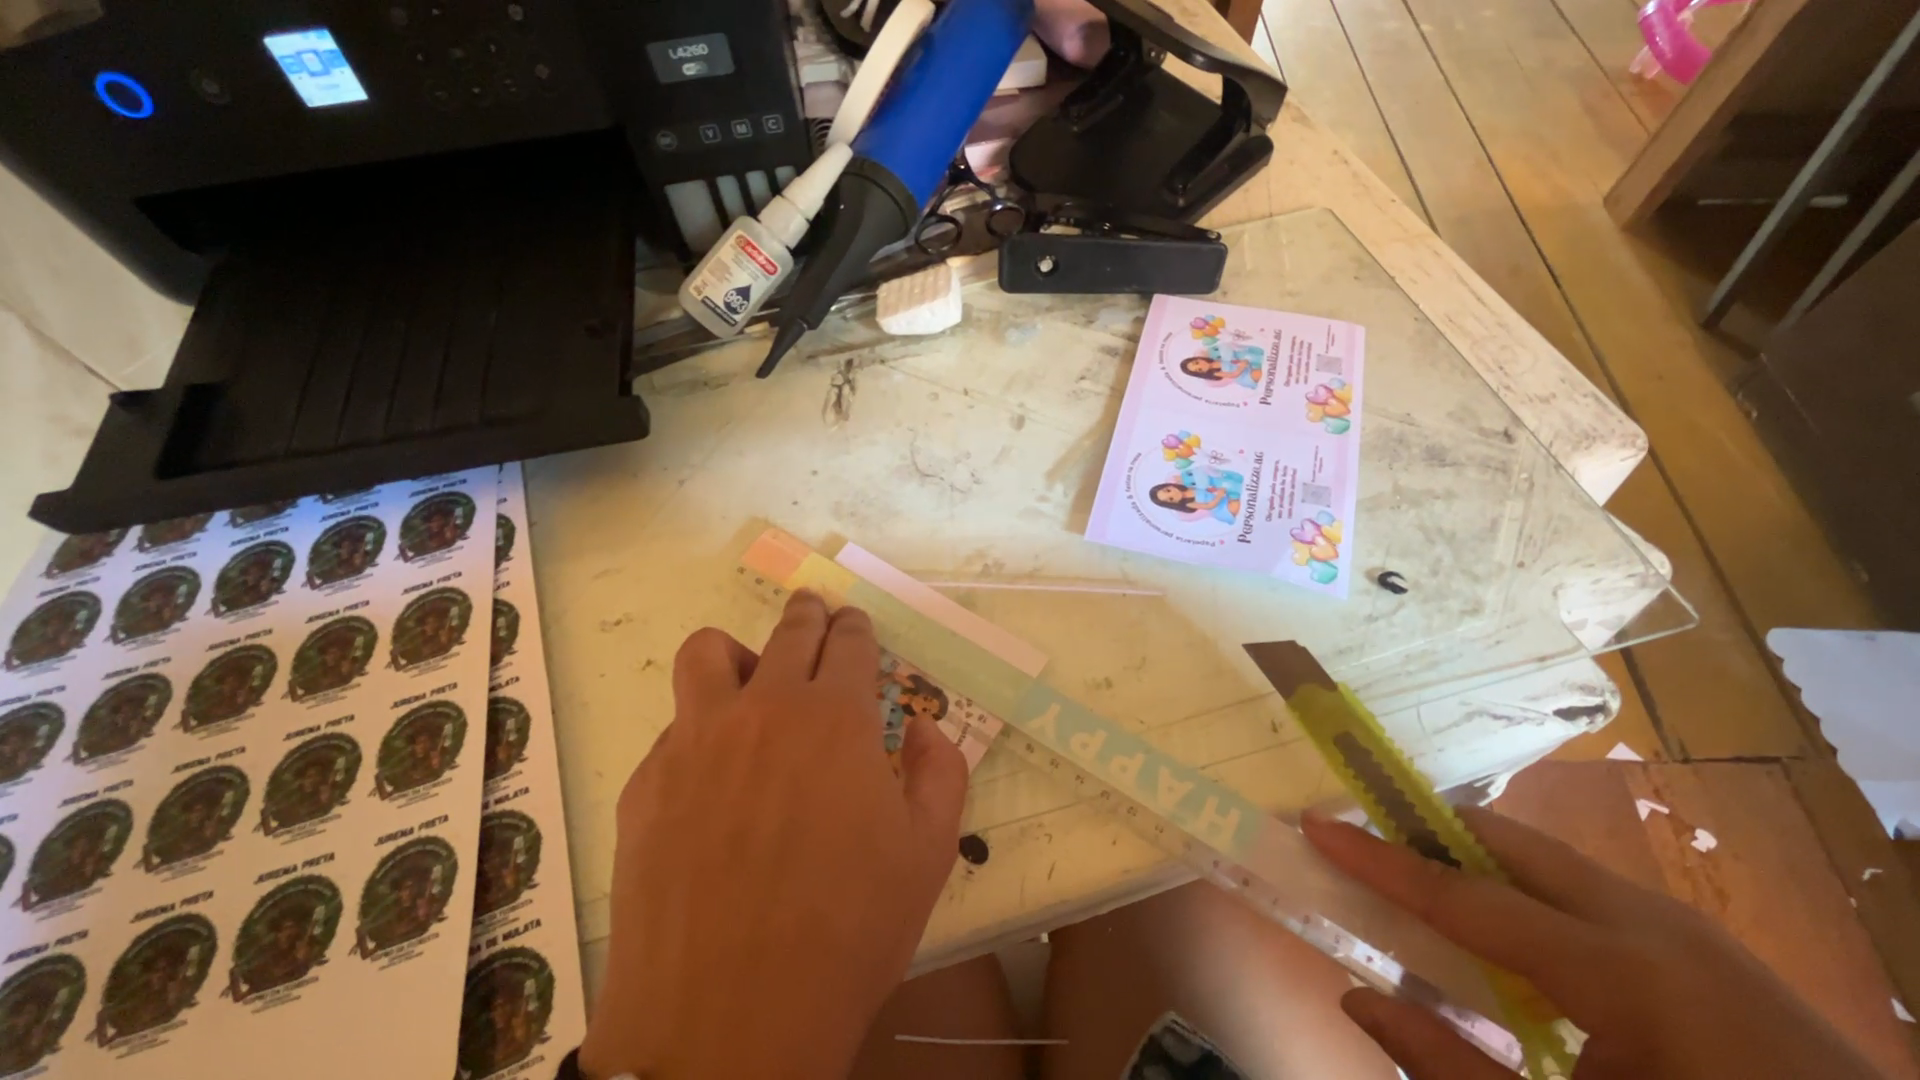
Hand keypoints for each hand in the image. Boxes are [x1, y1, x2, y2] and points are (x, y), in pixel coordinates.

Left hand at [578, 593, 967, 1078]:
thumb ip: (941, 771)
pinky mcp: (646, 782)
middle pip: (788, 632)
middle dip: (809, 616)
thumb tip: (924, 728)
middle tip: (816, 617)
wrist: (727, 1017)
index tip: (858, 631)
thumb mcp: (928, 854)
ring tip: (752, 683)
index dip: (858, 632)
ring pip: (709, 653)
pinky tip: (714, 784)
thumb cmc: (848, 931)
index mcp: (835, 718)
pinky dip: (701, 732)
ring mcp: (694, 741)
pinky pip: (675, 728)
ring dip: (739, 654)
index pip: (850, 644)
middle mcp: (763, 710)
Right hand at [1302, 809, 1887, 1079]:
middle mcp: (1649, 923)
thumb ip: (1454, 1067)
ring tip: (1414, 884)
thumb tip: (1359, 996)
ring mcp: (1681, 926)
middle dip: (1427, 833)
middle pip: (1508, 844)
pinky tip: (1503, 937)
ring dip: (1471, 861)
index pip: (1465, 895)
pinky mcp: (1697, 941)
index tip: (1316, 823)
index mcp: (1622, 974)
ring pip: (1545, 861)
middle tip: (1360, 839)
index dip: (1381, 859)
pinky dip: (1519, 891)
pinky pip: (1581, 891)